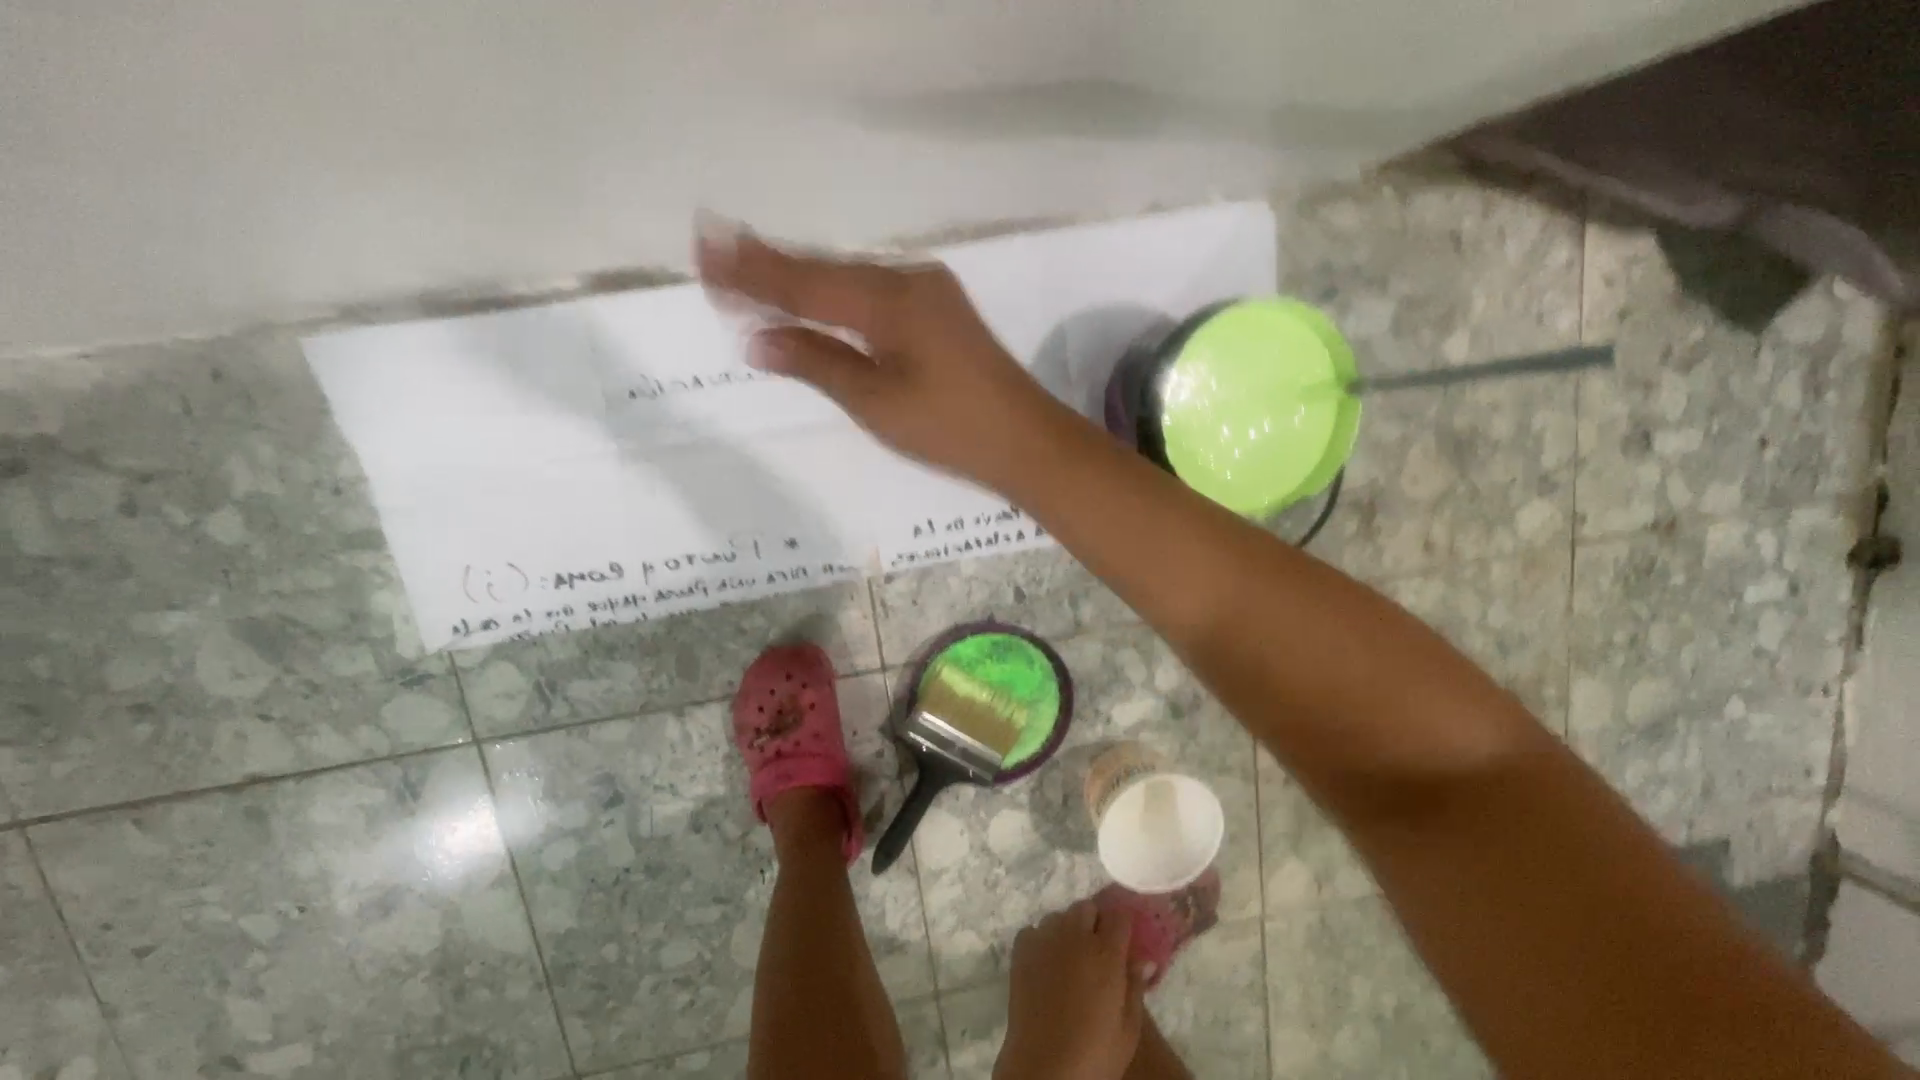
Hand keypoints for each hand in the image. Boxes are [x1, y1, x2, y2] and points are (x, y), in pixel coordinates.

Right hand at [693, 217, 1070, 487]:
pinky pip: (870, 289)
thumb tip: (758, 340)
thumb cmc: (949, 427)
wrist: (1026, 440)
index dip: (750, 272)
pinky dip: (832, 292)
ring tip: (744, 265)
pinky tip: (811, 295)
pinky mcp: (937, 309)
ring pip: (846, 276)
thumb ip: (816, 363)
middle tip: (709, 248)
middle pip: (822, 269)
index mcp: (887, 299)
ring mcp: (926, 291)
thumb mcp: (874, 401)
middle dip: (765, 264)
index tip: (702, 252)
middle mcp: (906, 280)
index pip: (802, 283)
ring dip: (797, 275)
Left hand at [995, 899, 1149, 1079]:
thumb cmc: (1094, 1053)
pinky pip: (1034, 930)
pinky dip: (1042, 940)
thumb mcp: (1128, 1028)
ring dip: (1068, 929)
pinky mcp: (1020, 952)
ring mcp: (1044, 941)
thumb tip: (1143, 960)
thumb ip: (1135, 987)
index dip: (1123, 926)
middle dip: (1095, 922)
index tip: (1124, 941)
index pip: (1120, 916)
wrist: (1043, 1067)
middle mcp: (1075, 937)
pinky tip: (1046, 964)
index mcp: (1106, 953)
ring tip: (1070, 958)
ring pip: (1059, 916)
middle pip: (1087, 908)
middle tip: (1098, 951)